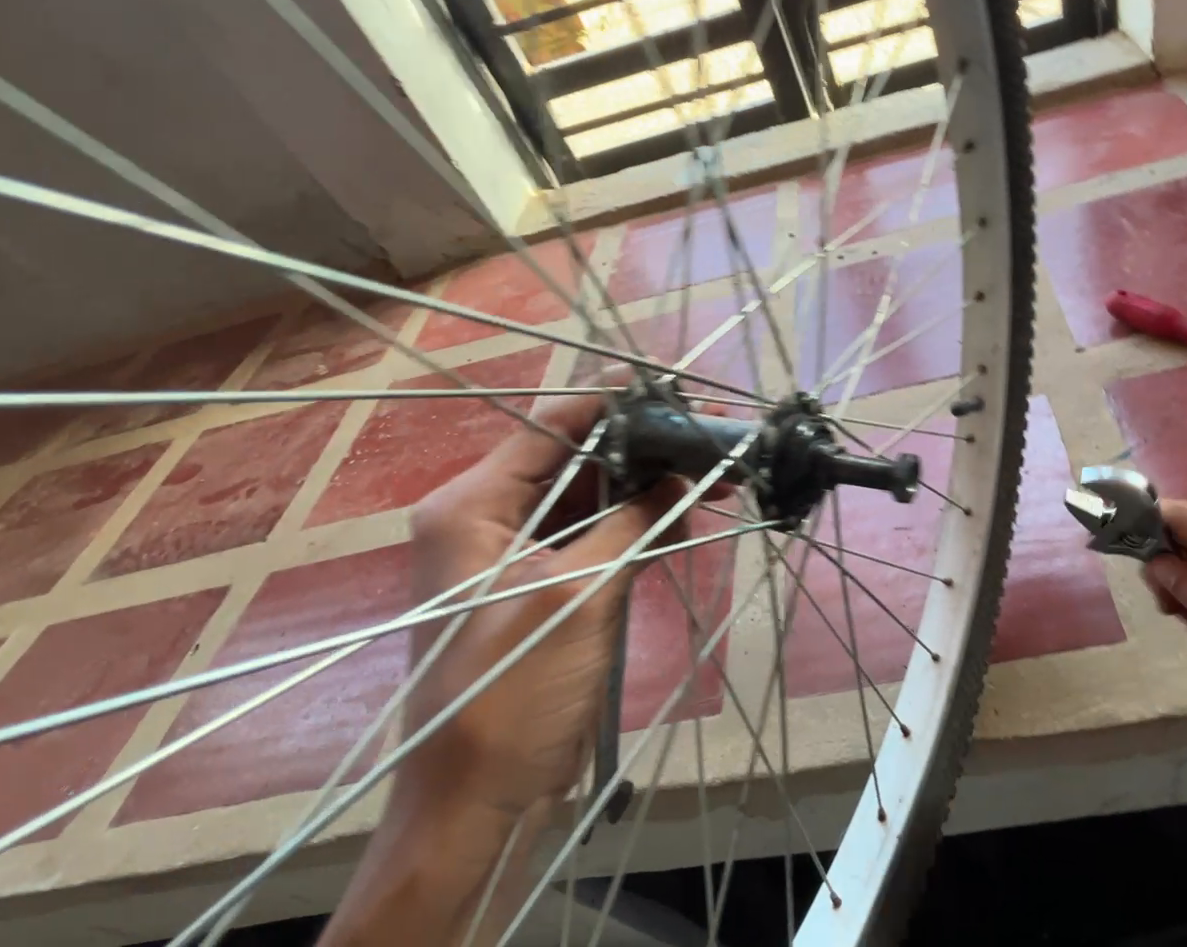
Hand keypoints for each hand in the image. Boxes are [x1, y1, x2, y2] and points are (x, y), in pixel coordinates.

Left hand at [397, 393, 698, 818]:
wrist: (480, 797)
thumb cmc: (514, 690)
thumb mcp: (577, 595)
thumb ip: (630, 523)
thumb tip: (681, 472)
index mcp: (473, 506)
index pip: (550, 428)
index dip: (613, 405)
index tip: (675, 388)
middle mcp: (490, 519)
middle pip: (576, 463)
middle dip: (643, 451)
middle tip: (710, 437)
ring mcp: (518, 556)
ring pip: (592, 500)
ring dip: (647, 491)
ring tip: (713, 476)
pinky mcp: (546, 587)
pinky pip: (596, 538)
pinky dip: (638, 528)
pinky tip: (686, 518)